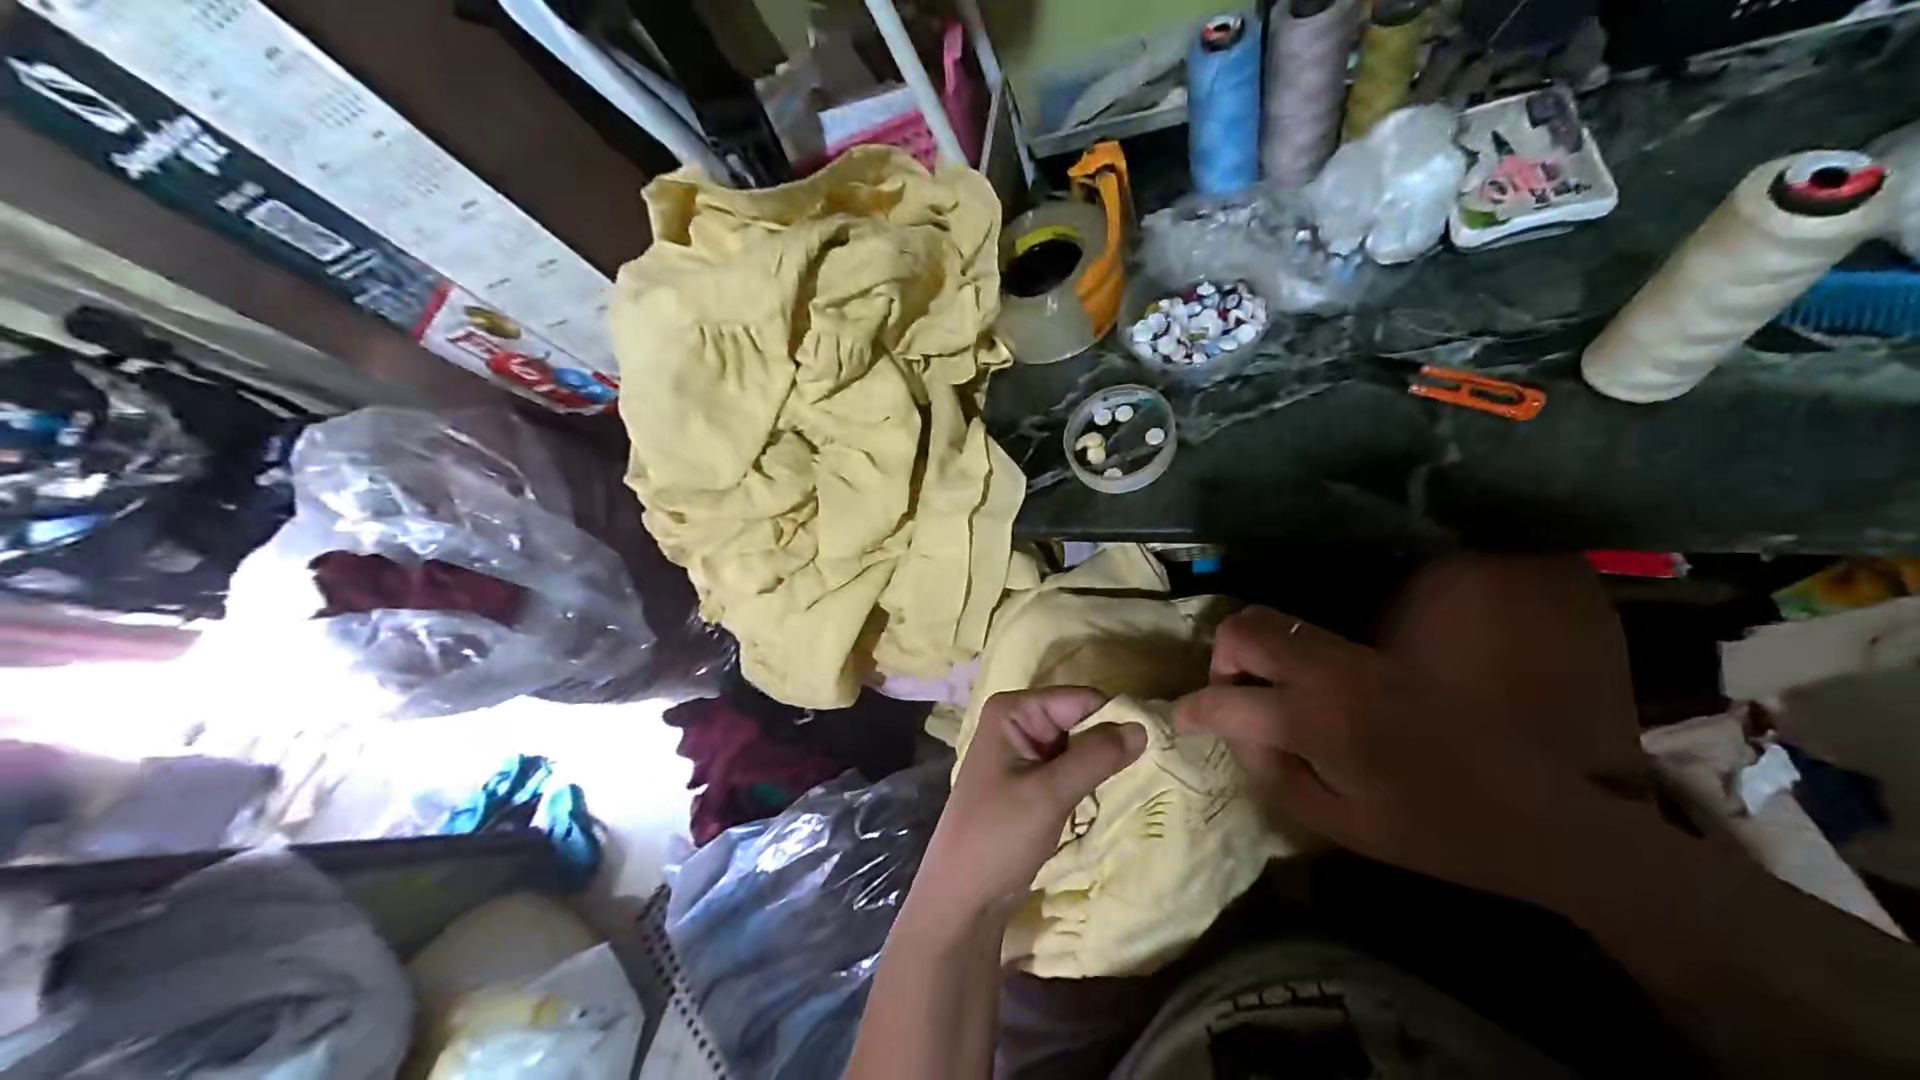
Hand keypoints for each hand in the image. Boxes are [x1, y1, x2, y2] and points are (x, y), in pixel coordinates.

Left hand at [920, 687, 1146, 922]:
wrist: (964, 896)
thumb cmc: (998, 837)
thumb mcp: (1049, 794)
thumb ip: (1096, 757)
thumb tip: (1142, 727)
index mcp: (1013, 711)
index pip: (1081, 699)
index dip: (1116, 717)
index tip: (1154, 743)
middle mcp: (1018, 721)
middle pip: (1081, 717)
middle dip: (1111, 740)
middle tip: (1151, 765)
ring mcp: (1024, 751)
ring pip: (1080, 743)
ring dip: (1103, 761)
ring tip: (1135, 781)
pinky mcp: (1032, 779)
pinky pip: (1071, 765)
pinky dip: (1091, 777)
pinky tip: (1109, 794)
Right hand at [1175, 607, 1651, 903]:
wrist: (1537, 816)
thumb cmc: (1432, 833)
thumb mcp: (1336, 823)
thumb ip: (1272, 772)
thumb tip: (1238, 735)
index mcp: (1317, 720)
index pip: (1226, 701)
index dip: (1192, 711)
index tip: (1180, 720)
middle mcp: (1331, 672)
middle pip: (1244, 629)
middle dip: (1220, 660)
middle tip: (1231, 700)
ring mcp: (1358, 656)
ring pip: (1276, 620)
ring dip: (1252, 650)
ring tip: (1264, 695)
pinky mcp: (1378, 656)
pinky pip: (1309, 635)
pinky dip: (1284, 652)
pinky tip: (1301, 693)